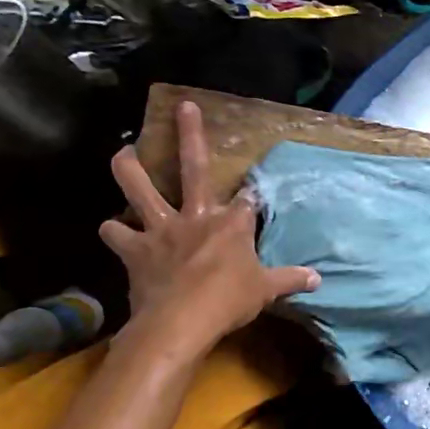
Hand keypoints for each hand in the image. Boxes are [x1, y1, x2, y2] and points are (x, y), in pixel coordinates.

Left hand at [99, 101, 319, 352]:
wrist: (180, 322)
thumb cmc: (229, 301)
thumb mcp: (265, 290)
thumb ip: (289, 279)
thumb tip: (318, 280)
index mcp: (231, 222)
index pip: (247, 198)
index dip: (251, 193)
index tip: (252, 190)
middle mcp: (196, 215)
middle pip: (194, 166)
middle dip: (190, 134)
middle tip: (183, 106)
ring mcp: (162, 229)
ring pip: (141, 189)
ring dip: (129, 169)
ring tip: (121, 154)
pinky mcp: (136, 249)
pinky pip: (117, 234)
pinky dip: (113, 231)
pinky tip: (111, 229)